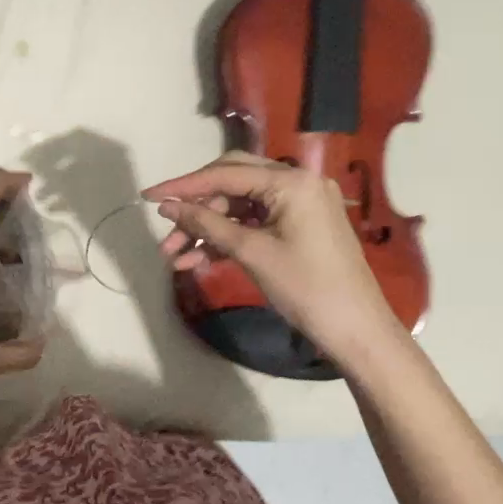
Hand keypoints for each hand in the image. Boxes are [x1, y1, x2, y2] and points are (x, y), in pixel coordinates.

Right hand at [143, 152, 401, 358]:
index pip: (225, 174)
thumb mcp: (251, 252)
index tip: (148, 196)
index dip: (183, 186)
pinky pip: (252, 223)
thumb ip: (207, 223)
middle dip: (195, 206)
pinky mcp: (297, 227)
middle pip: (231, 182)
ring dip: (205, 228)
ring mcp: (299, 205)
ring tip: (174, 255)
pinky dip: (225, 239)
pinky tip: (197, 260)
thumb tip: (168, 206)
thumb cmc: (305, 287)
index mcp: (291, 182)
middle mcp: (297, 184)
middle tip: (165, 226)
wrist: (355, 329)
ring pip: (238, 206)